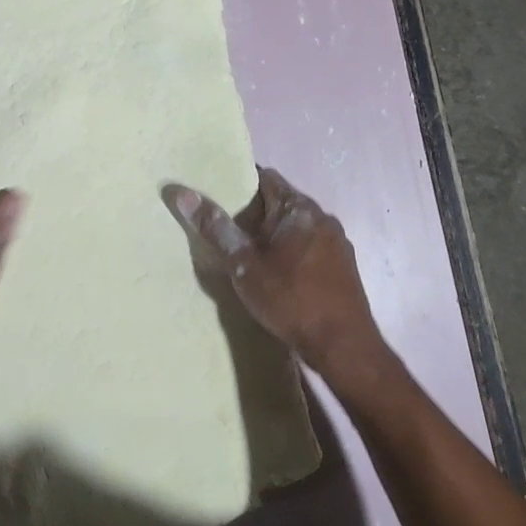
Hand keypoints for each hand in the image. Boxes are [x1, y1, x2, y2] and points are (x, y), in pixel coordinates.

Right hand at [167, 167, 392, 392]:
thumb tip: (182, 192)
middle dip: (252, 211)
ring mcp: (336, 242)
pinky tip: (275, 272)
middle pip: (279, 201)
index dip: (238, 182)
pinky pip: (308, 244)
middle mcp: (322, 217)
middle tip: (223, 228)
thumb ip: (215, 228)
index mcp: (299, 208)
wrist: (343, 348)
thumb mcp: (244, 265)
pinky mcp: (342, 266)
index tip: (215, 195)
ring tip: (244, 251)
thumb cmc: (290, 300)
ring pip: (295, 225)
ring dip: (271, 233)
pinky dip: (289, 249)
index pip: (264, 177)